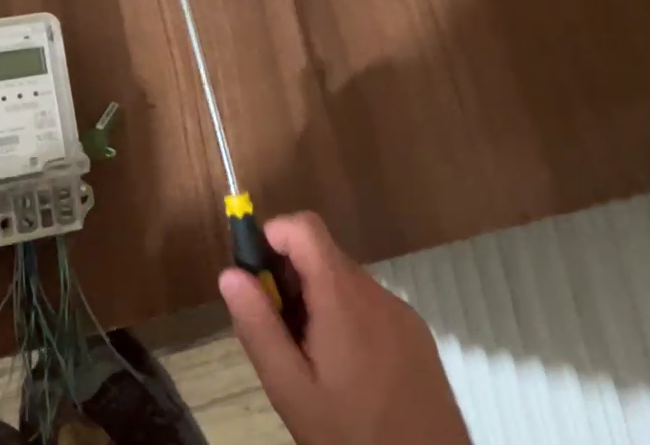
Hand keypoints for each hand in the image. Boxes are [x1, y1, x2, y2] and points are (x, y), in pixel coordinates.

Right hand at [220, 213, 468, 444]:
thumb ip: (258, 326)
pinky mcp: (419, 336)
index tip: (256, 277)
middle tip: (280, 336)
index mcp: (343, 297)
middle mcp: (377, 292)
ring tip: (314, 363)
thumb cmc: (351, 434)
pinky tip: (349, 374)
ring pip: (347, 284)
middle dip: (292, 282)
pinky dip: (349, 320)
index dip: (273, 236)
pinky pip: (372, 307)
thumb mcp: (290, 388)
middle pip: (323, 257)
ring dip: (320, 304)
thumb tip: (230, 273)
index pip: (305, 226)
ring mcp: (404, 313)